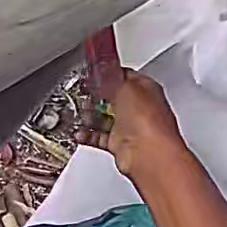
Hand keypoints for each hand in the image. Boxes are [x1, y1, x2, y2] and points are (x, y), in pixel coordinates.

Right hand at [76, 69, 193, 180]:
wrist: (149, 153)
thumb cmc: (148, 121)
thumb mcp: (125, 87)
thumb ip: (111, 79)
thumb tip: (101, 72)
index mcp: (145, 89)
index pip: (124, 76)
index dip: (107, 74)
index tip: (92, 73)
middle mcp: (138, 109)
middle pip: (112, 98)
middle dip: (96, 97)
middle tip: (82, 93)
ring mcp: (129, 128)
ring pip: (104, 119)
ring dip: (90, 116)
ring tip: (78, 112)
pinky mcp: (119, 145)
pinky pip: (99, 138)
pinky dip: (87, 135)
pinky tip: (79, 132)